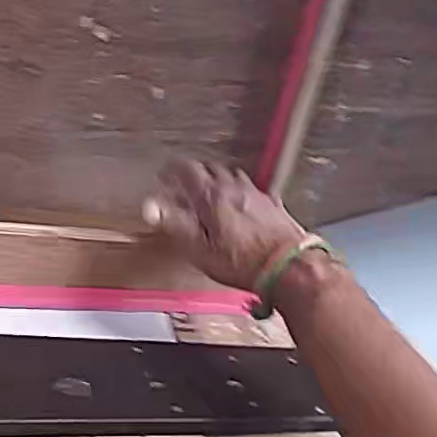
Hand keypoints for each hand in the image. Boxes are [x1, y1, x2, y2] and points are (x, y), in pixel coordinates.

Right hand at [142, 158, 307, 290]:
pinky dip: (237, 194)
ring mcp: (255, 193)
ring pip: (231, 177)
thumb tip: (150, 207)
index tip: (164, 175)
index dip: (171, 171)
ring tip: (208, 196)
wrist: (286, 266)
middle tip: (183, 188)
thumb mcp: (198, 248)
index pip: (186, 170)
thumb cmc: (242, 261)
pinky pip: (249, 190)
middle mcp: (234, 187)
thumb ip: (174, 223)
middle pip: (209, 170)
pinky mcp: (270, 204)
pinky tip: (237, 208)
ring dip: (216, 182)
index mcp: (212, 196)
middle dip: (193, 177)